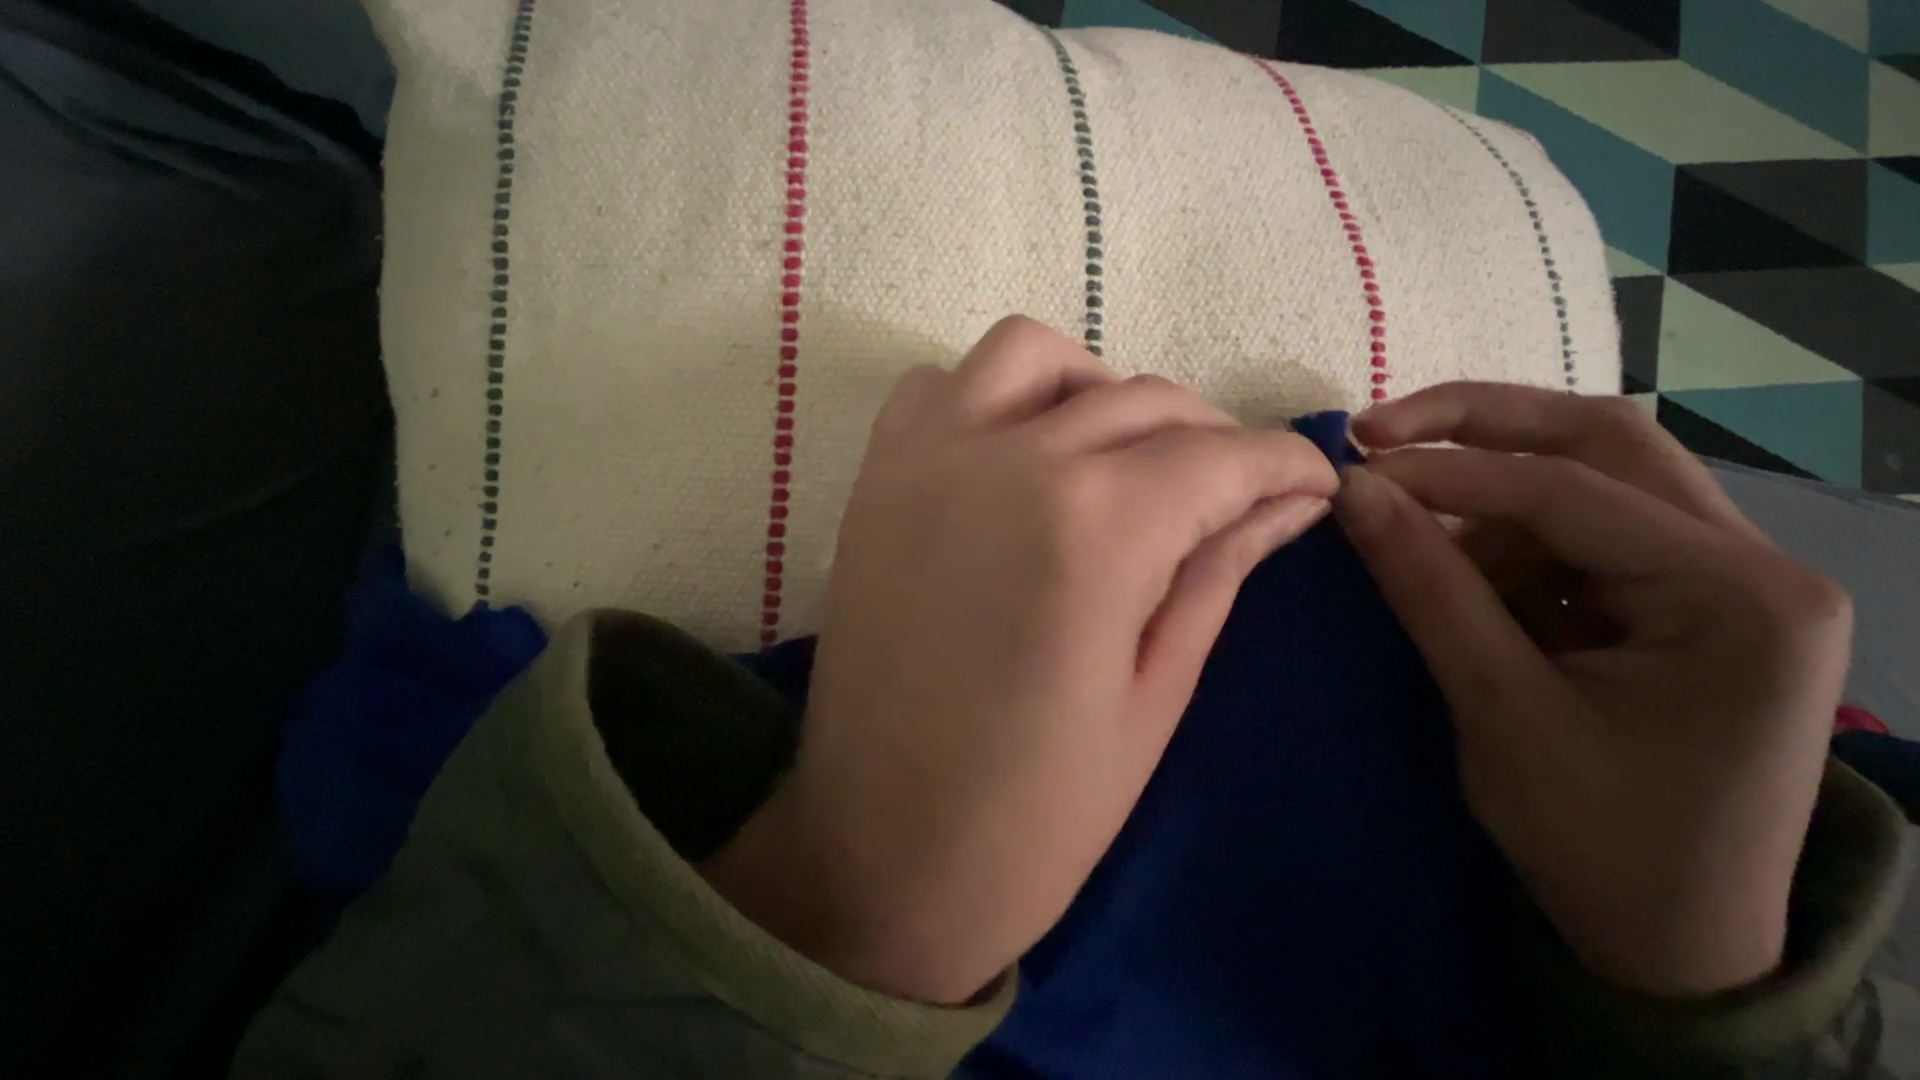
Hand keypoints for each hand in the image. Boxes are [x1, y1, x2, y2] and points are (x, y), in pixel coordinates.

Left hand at [703, 317, 1338, 1002]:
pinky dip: (994, 397)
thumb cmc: (1035, 814)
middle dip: (1210, 438)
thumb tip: (1286, 502)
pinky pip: (940, 386)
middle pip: (1142, 397)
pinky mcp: (875, 480)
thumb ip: (1217, 575)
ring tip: (1123, 461)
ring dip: (1098, 390)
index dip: (1284, 464)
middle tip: (1233, 496)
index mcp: (1097, 524)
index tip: (1313, 486)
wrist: (879, 855)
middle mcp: (1008, 458)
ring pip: (1034, 356)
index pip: (1222, 454)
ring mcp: (927, 458)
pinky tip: (1020, 456)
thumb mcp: (1155, 697)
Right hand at [1336, 383, 1850, 998]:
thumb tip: (1353, 490)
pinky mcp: (1686, 602)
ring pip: (1594, 479)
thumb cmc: (1596, 839)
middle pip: (1606, 443)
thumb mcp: (1498, 709)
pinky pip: (1585, 533)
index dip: (1447, 469)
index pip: (1572, 489)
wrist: (1674, 940)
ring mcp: (1727, 580)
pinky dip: (1509, 539)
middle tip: (1377, 431)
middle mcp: (1755, 565)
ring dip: (1489, 496)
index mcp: (1739, 597)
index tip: (1351, 466)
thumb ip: (1427, 587)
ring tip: (1411, 534)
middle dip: (1480, 426)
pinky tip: (1462, 576)